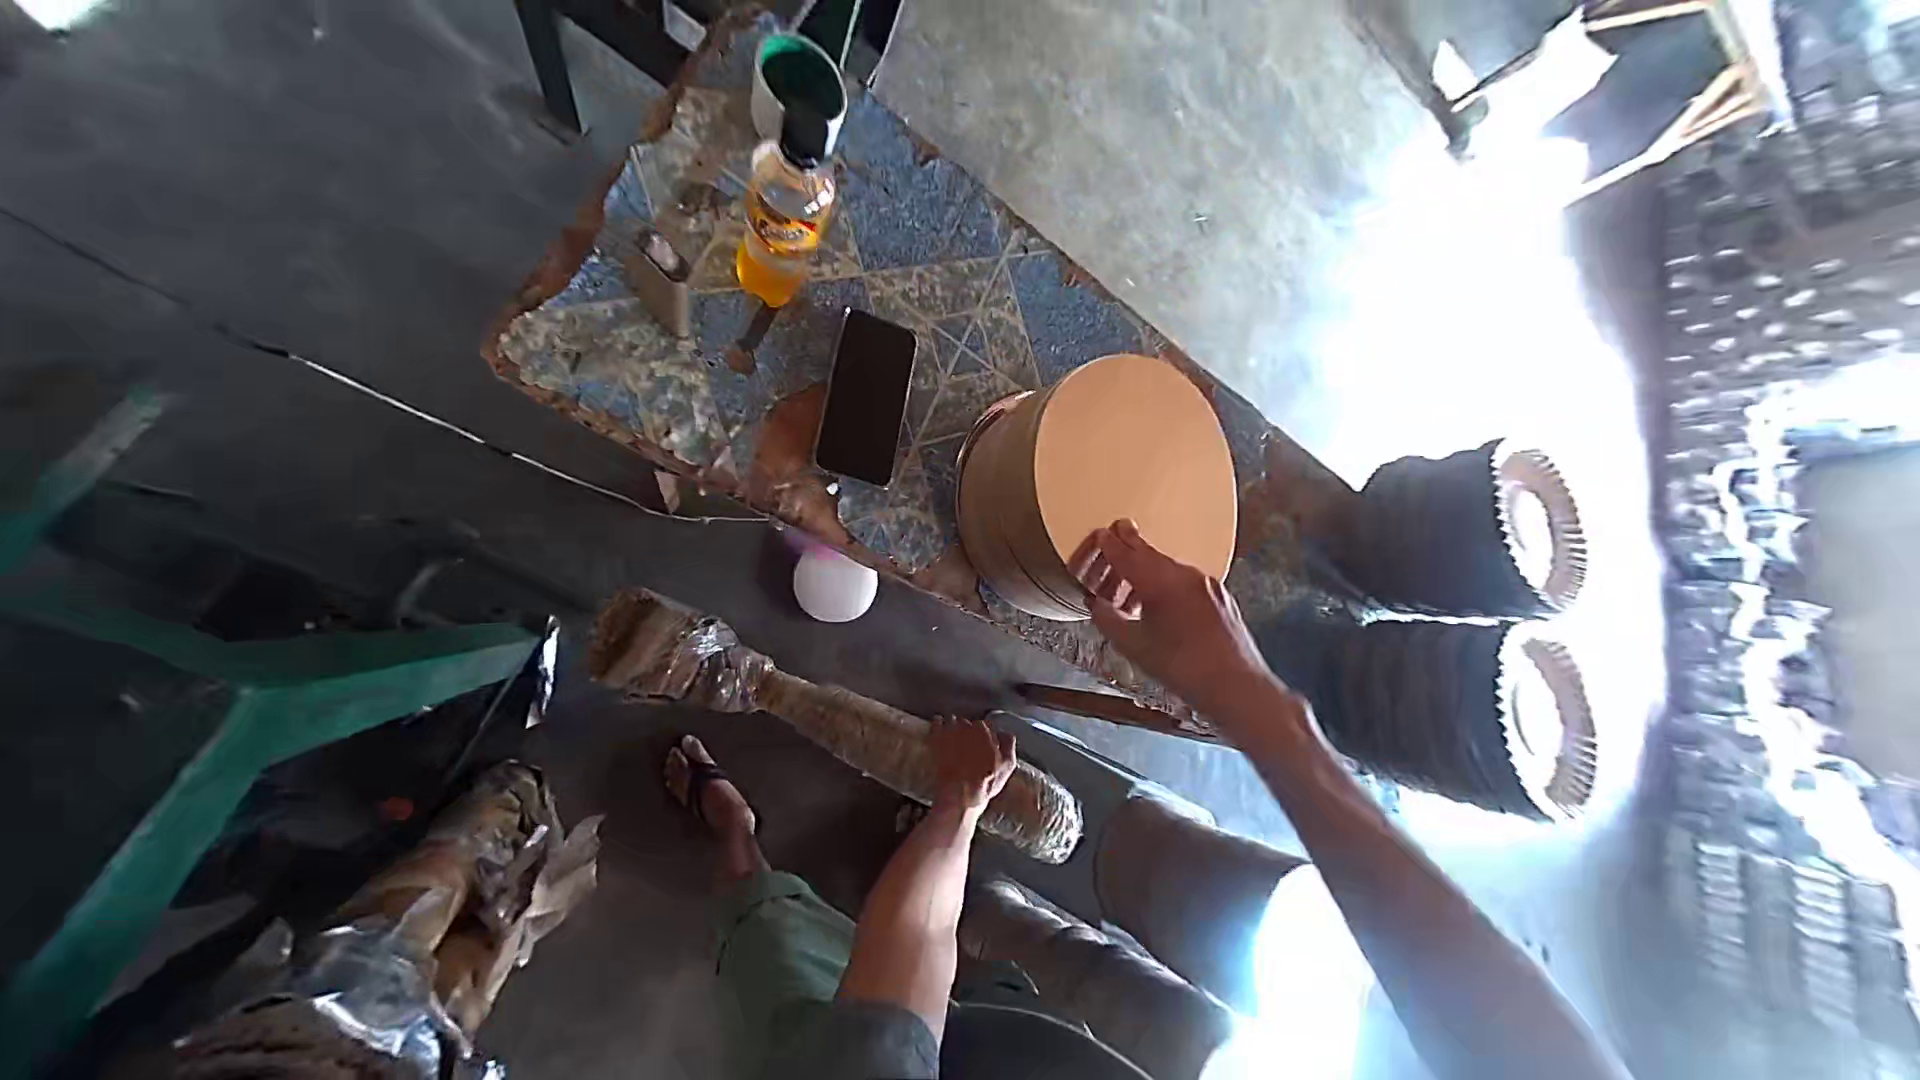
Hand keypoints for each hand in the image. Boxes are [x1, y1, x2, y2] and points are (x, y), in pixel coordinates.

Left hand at [929, 715, 1016, 813]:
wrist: (960, 794)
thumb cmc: (985, 782)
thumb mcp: (1007, 765)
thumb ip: (1008, 745)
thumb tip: (1006, 734)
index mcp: (986, 731)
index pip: (986, 725)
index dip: (984, 736)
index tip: (982, 744)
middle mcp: (968, 726)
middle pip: (969, 723)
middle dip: (968, 732)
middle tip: (967, 746)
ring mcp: (951, 730)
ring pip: (953, 720)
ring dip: (954, 726)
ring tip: (952, 738)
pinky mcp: (936, 737)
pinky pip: (937, 721)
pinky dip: (938, 723)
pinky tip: (939, 728)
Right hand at [1070, 519, 1288, 720]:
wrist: (1236, 686)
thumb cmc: (1182, 667)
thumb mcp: (1132, 645)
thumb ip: (1107, 619)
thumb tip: (1095, 603)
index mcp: (1160, 582)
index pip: (1127, 555)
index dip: (1110, 545)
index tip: (1101, 535)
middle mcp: (1185, 576)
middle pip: (1150, 553)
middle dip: (1131, 543)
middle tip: (1118, 530)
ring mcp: (1206, 585)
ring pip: (1169, 568)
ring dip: (1148, 568)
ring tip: (1131, 581)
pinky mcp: (1219, 598)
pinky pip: (1186, 580)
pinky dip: (1167, 582)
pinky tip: (1159, 600)